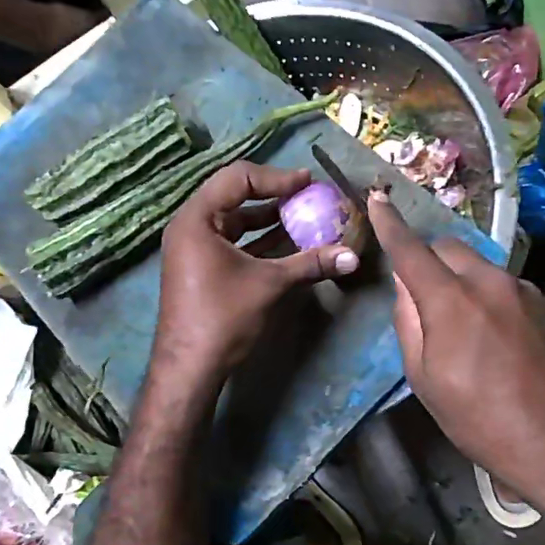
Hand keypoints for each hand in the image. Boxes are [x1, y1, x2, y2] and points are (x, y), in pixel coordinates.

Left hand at [152, 163, 360, 382]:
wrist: (190, 367)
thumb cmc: (223, 317)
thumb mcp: (270, 284)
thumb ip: (311, 263)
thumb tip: (354, 255)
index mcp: (197, 219)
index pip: (237, 178)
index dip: (276, 177)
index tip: (308, 182)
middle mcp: (190, 226)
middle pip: (233, 194)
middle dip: (273, 194)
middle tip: (307, 195)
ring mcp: (193, 247)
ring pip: (234, 219)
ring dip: (268, 217)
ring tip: (304, 216)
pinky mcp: (201, 266)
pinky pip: (231, 240)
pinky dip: (258, 239)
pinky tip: (288, 242)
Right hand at [366, 190, 544, 502]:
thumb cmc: (480, 420)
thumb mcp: (425, 380)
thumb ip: (409, 323)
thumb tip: (406, 288)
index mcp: (451, 301)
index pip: (411, 250)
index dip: (389, 224)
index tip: (377, 198)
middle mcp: (490, 282)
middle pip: (449, 248)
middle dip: (429, 260)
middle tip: (423, 297)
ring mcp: (525, 290)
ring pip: (481, 267)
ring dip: (463, 281)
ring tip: (467, 329)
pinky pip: (508, 288)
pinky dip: (492, 299)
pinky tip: (500, 340)